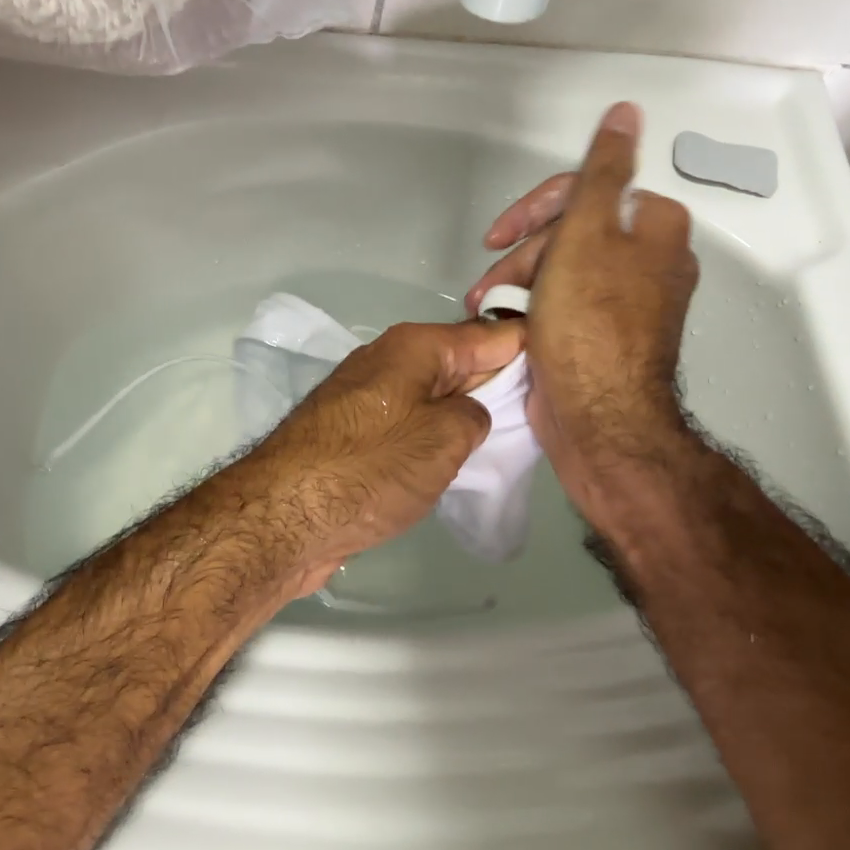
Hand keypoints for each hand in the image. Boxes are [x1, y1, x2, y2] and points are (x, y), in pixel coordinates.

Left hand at [234, 320, 522, 595]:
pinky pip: (408, 427)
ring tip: (509, 446)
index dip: (529, 348)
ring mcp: (367, 400)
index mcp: (415, 346)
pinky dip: (433, 442)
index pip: (489, 334)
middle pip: (461, 365)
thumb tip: (469, 412)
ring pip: (434, 399)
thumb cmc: (370, 467)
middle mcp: (388, 362)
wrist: (283, 515)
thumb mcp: (444, 437)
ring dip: (464, 419)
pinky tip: (456, 465)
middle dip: (499, 387)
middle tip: (546, 417)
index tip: (566, 370)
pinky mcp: (352, 436)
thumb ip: (475, 413)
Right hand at [469, 102, 698, 505]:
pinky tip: (504, 324)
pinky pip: (562, 304)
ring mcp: (625, 302)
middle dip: (521, 255)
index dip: (534, 209)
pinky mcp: (602, 335)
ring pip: (560, 270)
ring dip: (516, 284)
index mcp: (653, 228)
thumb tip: (625, 112)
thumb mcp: (587, 236)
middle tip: (489, 283)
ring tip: (483, 310)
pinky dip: (531, 308)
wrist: (598, 417)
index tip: (497, 236)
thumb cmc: (589, 323)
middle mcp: (647, 259)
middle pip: (570, 233)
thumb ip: (602, 172)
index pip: (587, 191)